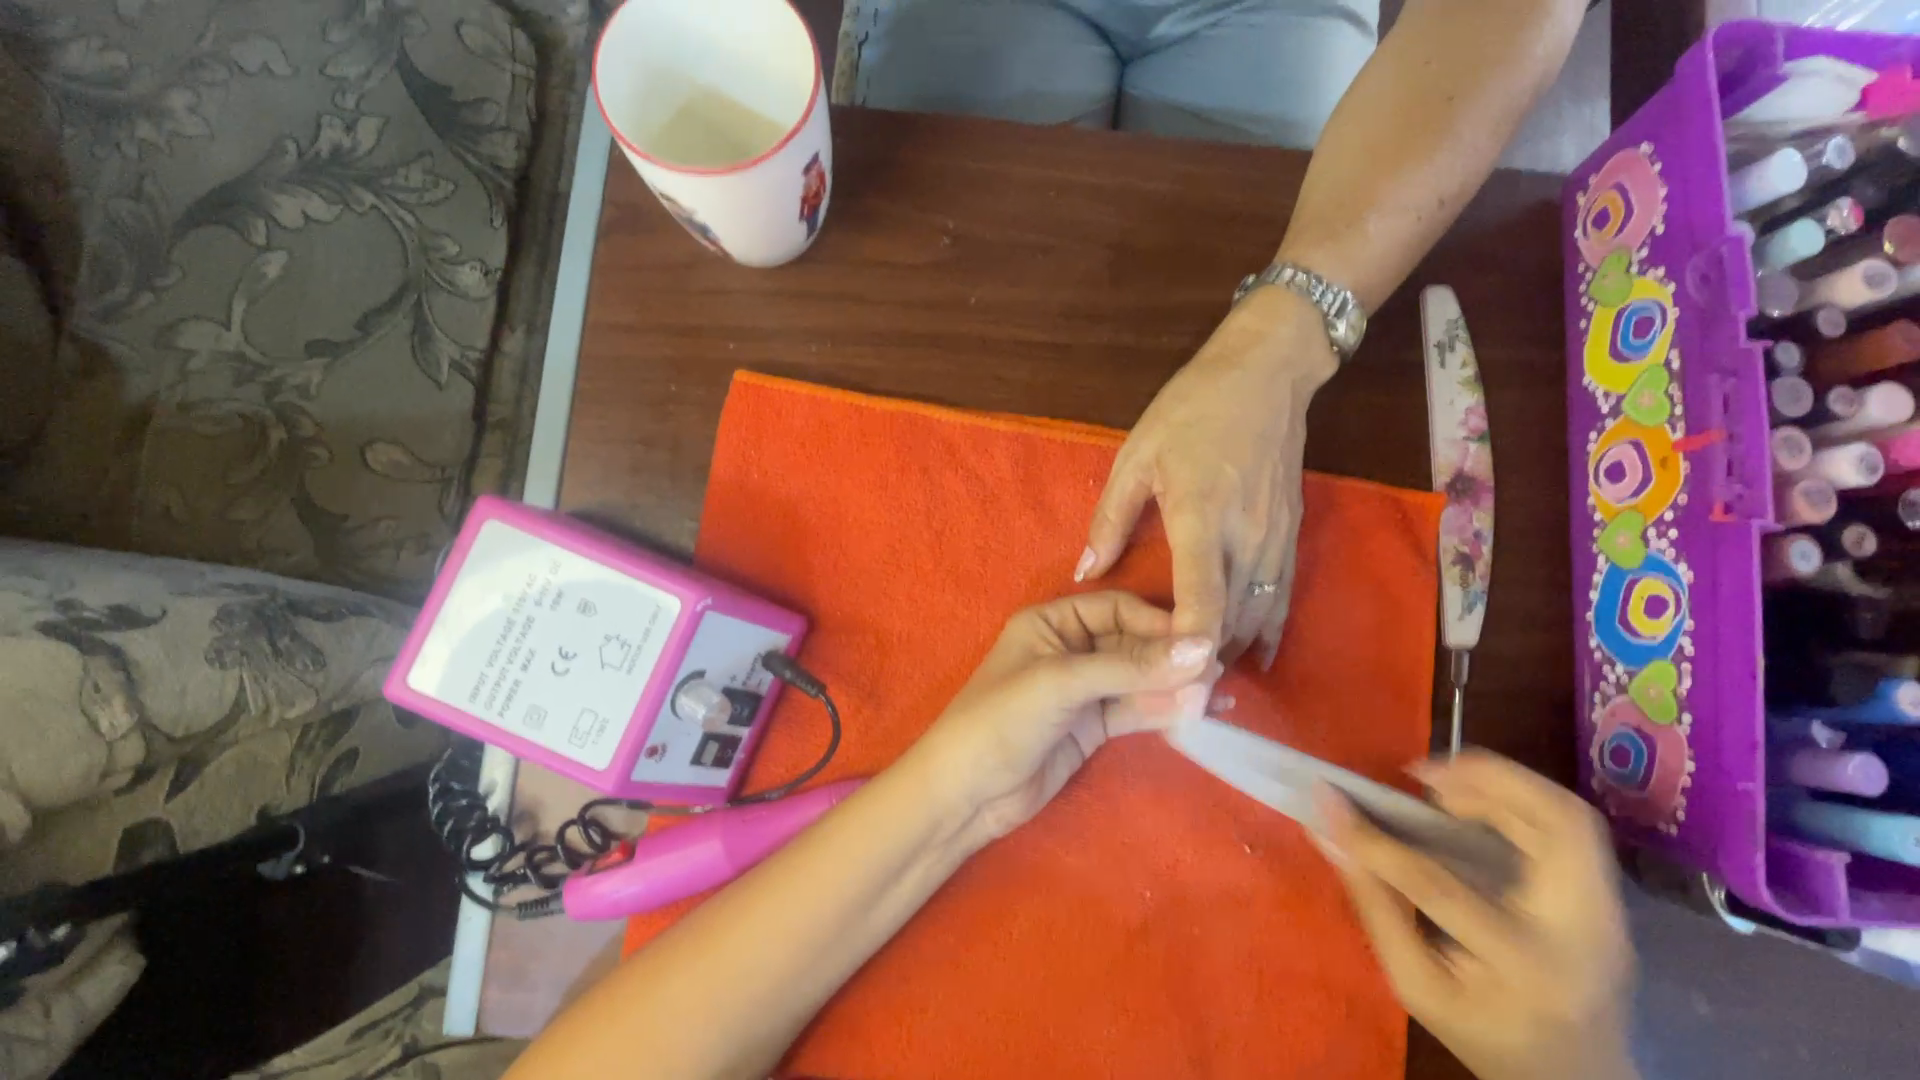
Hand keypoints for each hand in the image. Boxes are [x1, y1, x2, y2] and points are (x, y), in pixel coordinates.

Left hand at [904, 592, 1221, 850]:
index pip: (1117, 609)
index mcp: (1051, 621)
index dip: (1158, 623)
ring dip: (1172, 686)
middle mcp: (1070, 649)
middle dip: (1170, 657)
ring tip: (1215, 695)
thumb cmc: (1000, 721)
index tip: (1203, 640)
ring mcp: (1082, 690)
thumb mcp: (1061, 683)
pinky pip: (1134, 711)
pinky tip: (1195, 714)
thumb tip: (1201, 649)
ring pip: (1138, 680)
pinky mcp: (1092, 727)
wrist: (965, 795)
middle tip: (1216, 672)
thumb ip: (1129, 667)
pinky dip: (1162, 712)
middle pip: (1132, 643)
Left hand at [1080, 288, 1337, 666]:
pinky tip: (1250, 657)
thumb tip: (1087, 571)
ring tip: (1199, 682)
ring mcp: (1275, 539)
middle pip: (1230, 619)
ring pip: (1258, 614)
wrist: (1266, 375)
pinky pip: (1281, 597)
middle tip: (1168, 691)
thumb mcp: (1136, 458)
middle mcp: (1245, 536)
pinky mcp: (1291, 536)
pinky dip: (1265, 631)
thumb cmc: (1190, 411)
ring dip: (1230, 649)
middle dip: (1203, 660)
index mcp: (1200, 516)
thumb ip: (1111, 520)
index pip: (1200, 596)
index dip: (1188, 644)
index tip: (1169, 679)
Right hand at [1317, 752, 1638, 1079]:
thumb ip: (1376, 906)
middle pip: (1558, 824)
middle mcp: (1583, 929)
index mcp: (1523, 965)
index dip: (1377, 840)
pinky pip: (1571, 829)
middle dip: (1489, 781)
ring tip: (1444, 786)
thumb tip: (1327, 831)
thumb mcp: (1417, 984)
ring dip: (1505, 785)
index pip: (1439, 885)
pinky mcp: (1612, 898)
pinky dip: (1521, 803)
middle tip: (1422, 774)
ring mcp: (1610, 912)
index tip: (1330, 796)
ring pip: (1571, 816)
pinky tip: (1476, 807)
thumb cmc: (1486, 1035)